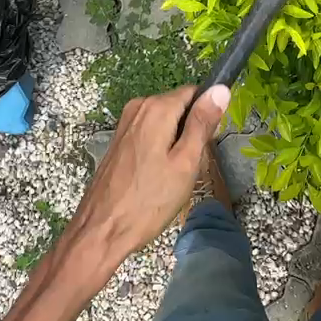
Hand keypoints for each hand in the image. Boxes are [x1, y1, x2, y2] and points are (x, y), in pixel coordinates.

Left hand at [68, 83, 228, 263]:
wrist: (100, 231)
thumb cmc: (149, 200)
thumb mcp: (185, 163)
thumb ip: (202, 123)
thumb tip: (220, 90)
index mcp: (157, 108)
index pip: (195, 93)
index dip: (206, 117)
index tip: (205, 146)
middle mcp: (139, 107)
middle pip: (179, 107)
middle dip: (189, 131)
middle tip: (188, 167)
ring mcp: (126, 123)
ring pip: (164, 121)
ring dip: (174, 142)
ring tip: (172, 176)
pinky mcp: (119, 139)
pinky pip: (149, 133)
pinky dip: (158, 149)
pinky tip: (156, 177)